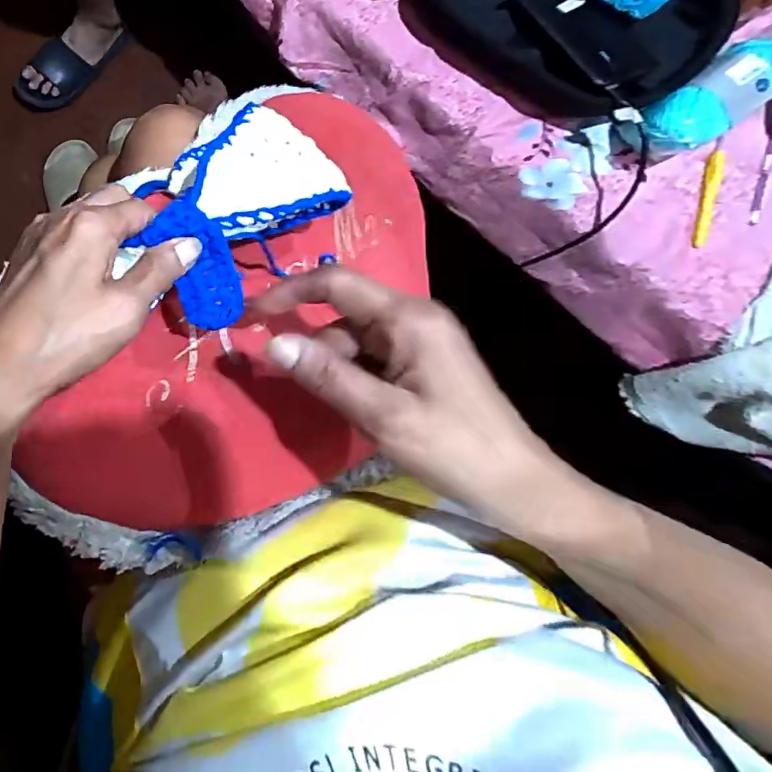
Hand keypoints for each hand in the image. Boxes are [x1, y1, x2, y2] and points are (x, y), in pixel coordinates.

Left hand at [0, 186, 200, 437]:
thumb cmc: (68, 339)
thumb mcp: (125, 309)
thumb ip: (160, 269)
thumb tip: (190, 241)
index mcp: (90, 223)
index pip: (142, 208)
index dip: (166, 227)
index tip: (179, 252)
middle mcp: (61, 215)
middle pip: (111, 199)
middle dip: (137, 219)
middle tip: (152, 256)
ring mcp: (37, 231)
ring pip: (85, 212)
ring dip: (109, 226)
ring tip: (122, 264)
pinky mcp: (22, 250)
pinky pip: (63, 229)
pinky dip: (84, 237)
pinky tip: (86, 270)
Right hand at [249, 267, 584, 536]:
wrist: (521, 489)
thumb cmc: (455, 449)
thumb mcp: (383, 414)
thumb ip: (327, 375)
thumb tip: (271, 344)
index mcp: (408, 317)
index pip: (335, 282)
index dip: (288, 292)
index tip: (250, 314)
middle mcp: (413, 317)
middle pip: (342, 315)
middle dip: (311, 345)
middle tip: (283, 381)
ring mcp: (419, 340)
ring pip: (353, 339)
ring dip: (331, 367)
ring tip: (335, 409)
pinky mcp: (420, 363)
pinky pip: (369, 357)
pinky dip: (350, 376)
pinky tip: (353, 408)